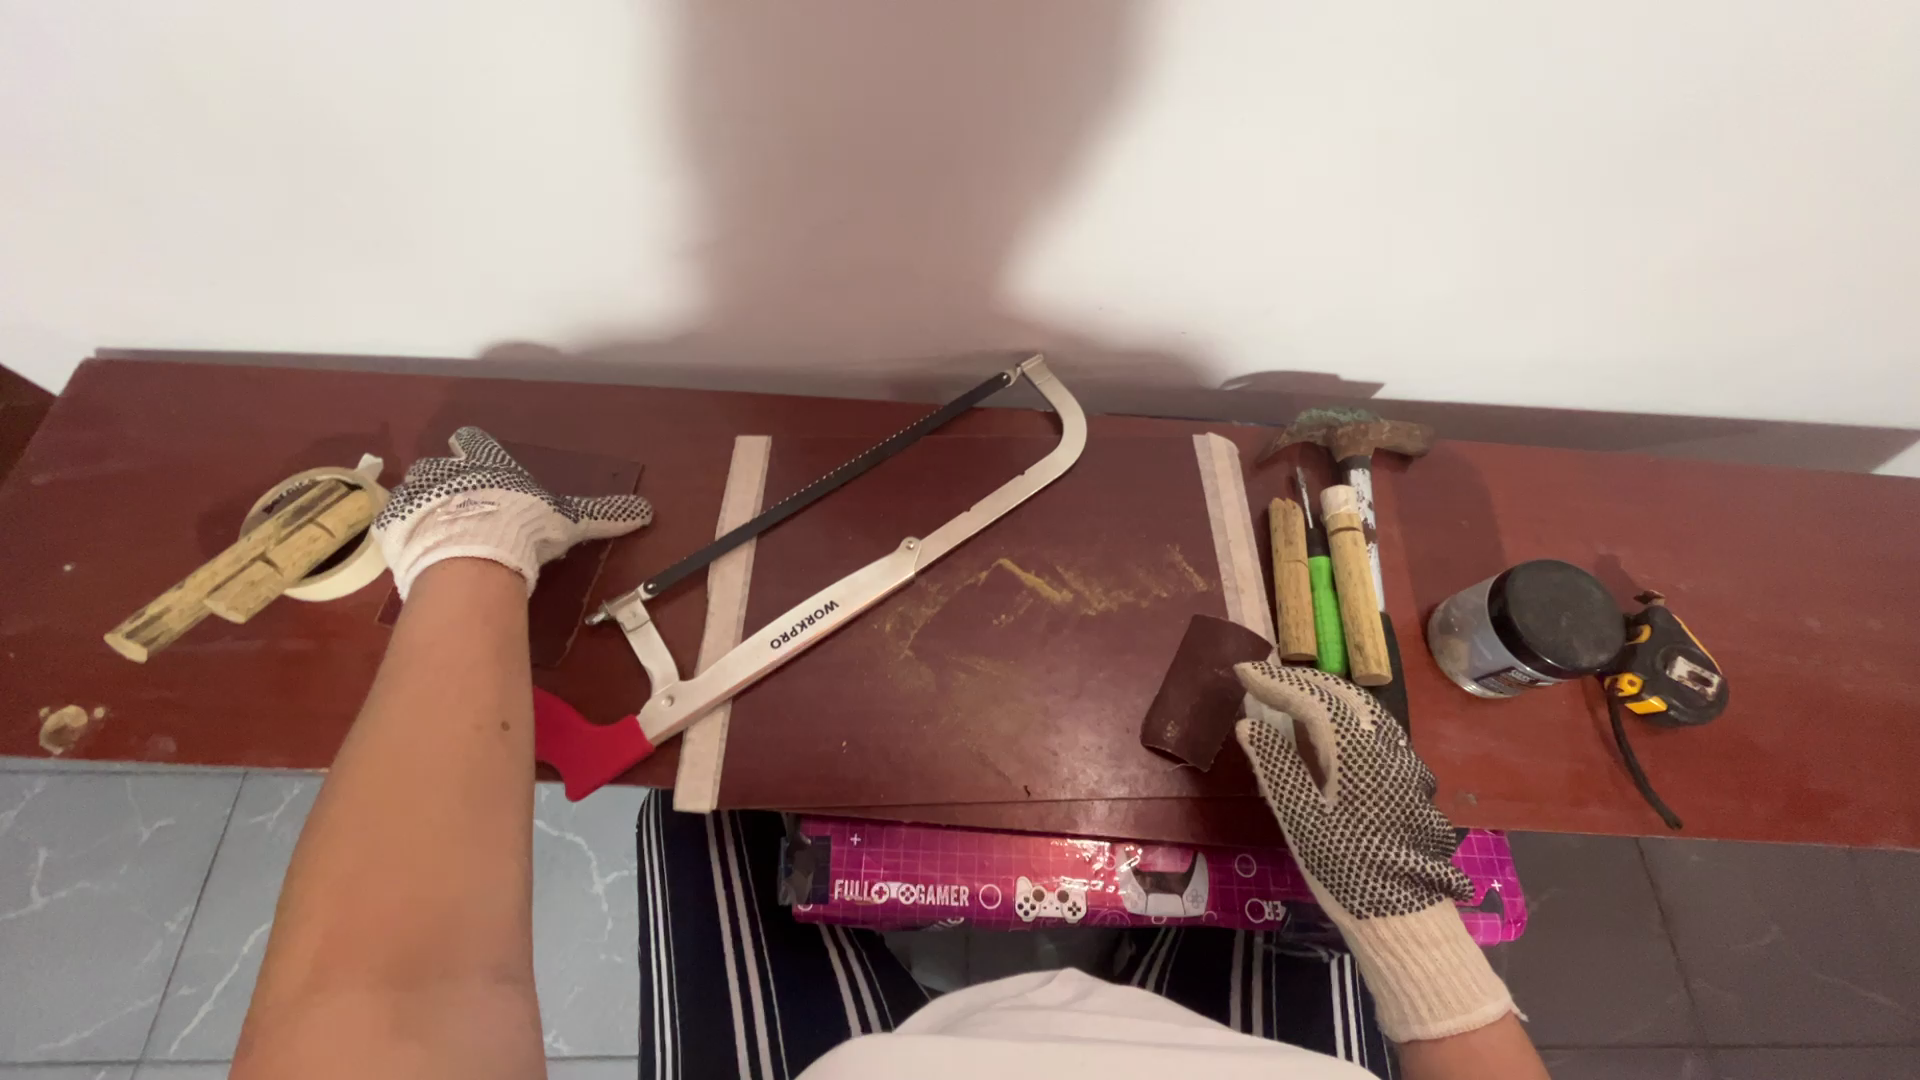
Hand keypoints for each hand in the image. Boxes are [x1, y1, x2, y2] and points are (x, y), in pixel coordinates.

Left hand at [373, 427, 651, 597]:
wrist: (471, 555)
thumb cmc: (522, 525)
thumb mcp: (570, 520)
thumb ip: (603, 514)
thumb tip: (647, 510)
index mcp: (487, 464)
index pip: (476, 442)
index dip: (475, 445)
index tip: (472, 449)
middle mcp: (447, 471)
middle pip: (437, 464)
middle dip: (445, 478)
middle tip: (458, 499)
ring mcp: (416, 497)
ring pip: (413, 490)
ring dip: (423, 503)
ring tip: (436, 525)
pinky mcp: (393, 527)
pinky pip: (396, 526)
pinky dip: (407, 535)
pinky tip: (419, 550)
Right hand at [1235, 662, 1513, 1042]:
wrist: (1408, 922)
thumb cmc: (1347, 869)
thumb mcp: (1301, 819)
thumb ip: (1276, 765)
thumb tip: (1250, 725)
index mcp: (1358, 753)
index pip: (1313, 699)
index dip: (1275, 682)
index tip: (1243, 671)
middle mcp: (1388, 748)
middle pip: (1343, 695)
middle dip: (1301, 680)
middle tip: (1264, 677)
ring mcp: (1406, 764)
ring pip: (1366, 710)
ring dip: (1326, 693)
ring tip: (1293, 693)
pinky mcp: (1412, 782)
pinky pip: (1378, 730)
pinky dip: (1346, 714)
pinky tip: (1334, 729)